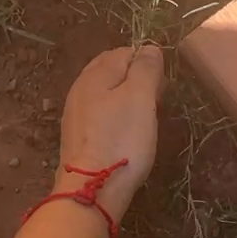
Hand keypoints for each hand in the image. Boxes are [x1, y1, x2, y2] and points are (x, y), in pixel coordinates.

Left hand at [54, 46, 163, 220]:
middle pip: (112, 71)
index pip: (124, 52)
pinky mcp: (78, 136)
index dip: (147, 62)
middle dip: (136, 78)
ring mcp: (76, 113)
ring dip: (126, 98)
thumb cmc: (121, 139)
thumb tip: (149, 48)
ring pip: (106, 93)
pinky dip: (116, 115)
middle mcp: (80, 88)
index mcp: (96, 74)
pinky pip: (100, 113)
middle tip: (156, 99)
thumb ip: (145, 69)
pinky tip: (126, 132)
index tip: (161, 85)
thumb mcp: (141, 98)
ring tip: (144, 117)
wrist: (92, 189)